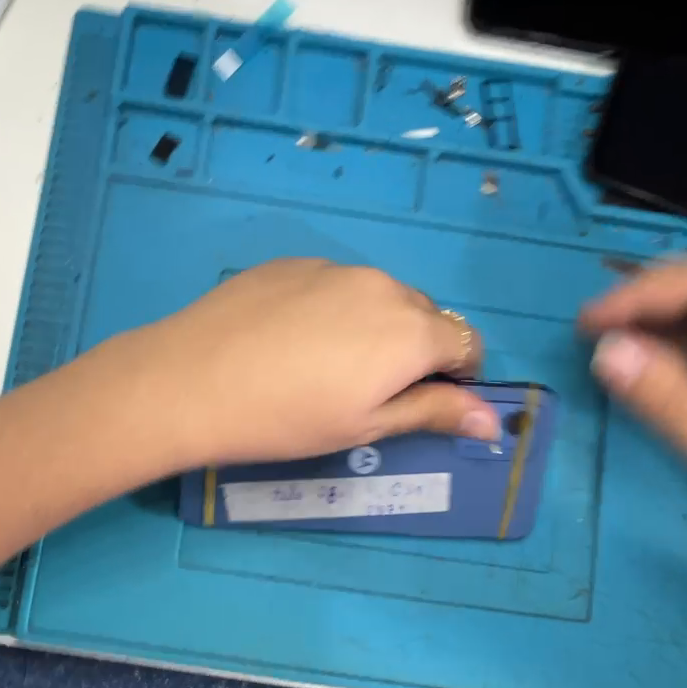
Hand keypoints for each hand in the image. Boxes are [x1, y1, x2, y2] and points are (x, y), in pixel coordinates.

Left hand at [89, 259, 500, 466]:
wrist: (191, 380)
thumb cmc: (287, 418)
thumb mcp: (366, 425)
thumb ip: (434, 412)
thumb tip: (495, 419)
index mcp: (411, 328)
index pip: (468, 342)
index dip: (458, 376)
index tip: (422, 401)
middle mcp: (382, 285)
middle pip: (424, 315)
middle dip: (415, 349)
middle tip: (366, 389)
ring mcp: (333, 267)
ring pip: (377, 296)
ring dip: (373, 325)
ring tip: (321, 363)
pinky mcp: (292, 262)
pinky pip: (334, 284)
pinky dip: (332, 308)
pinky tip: (289, 338)